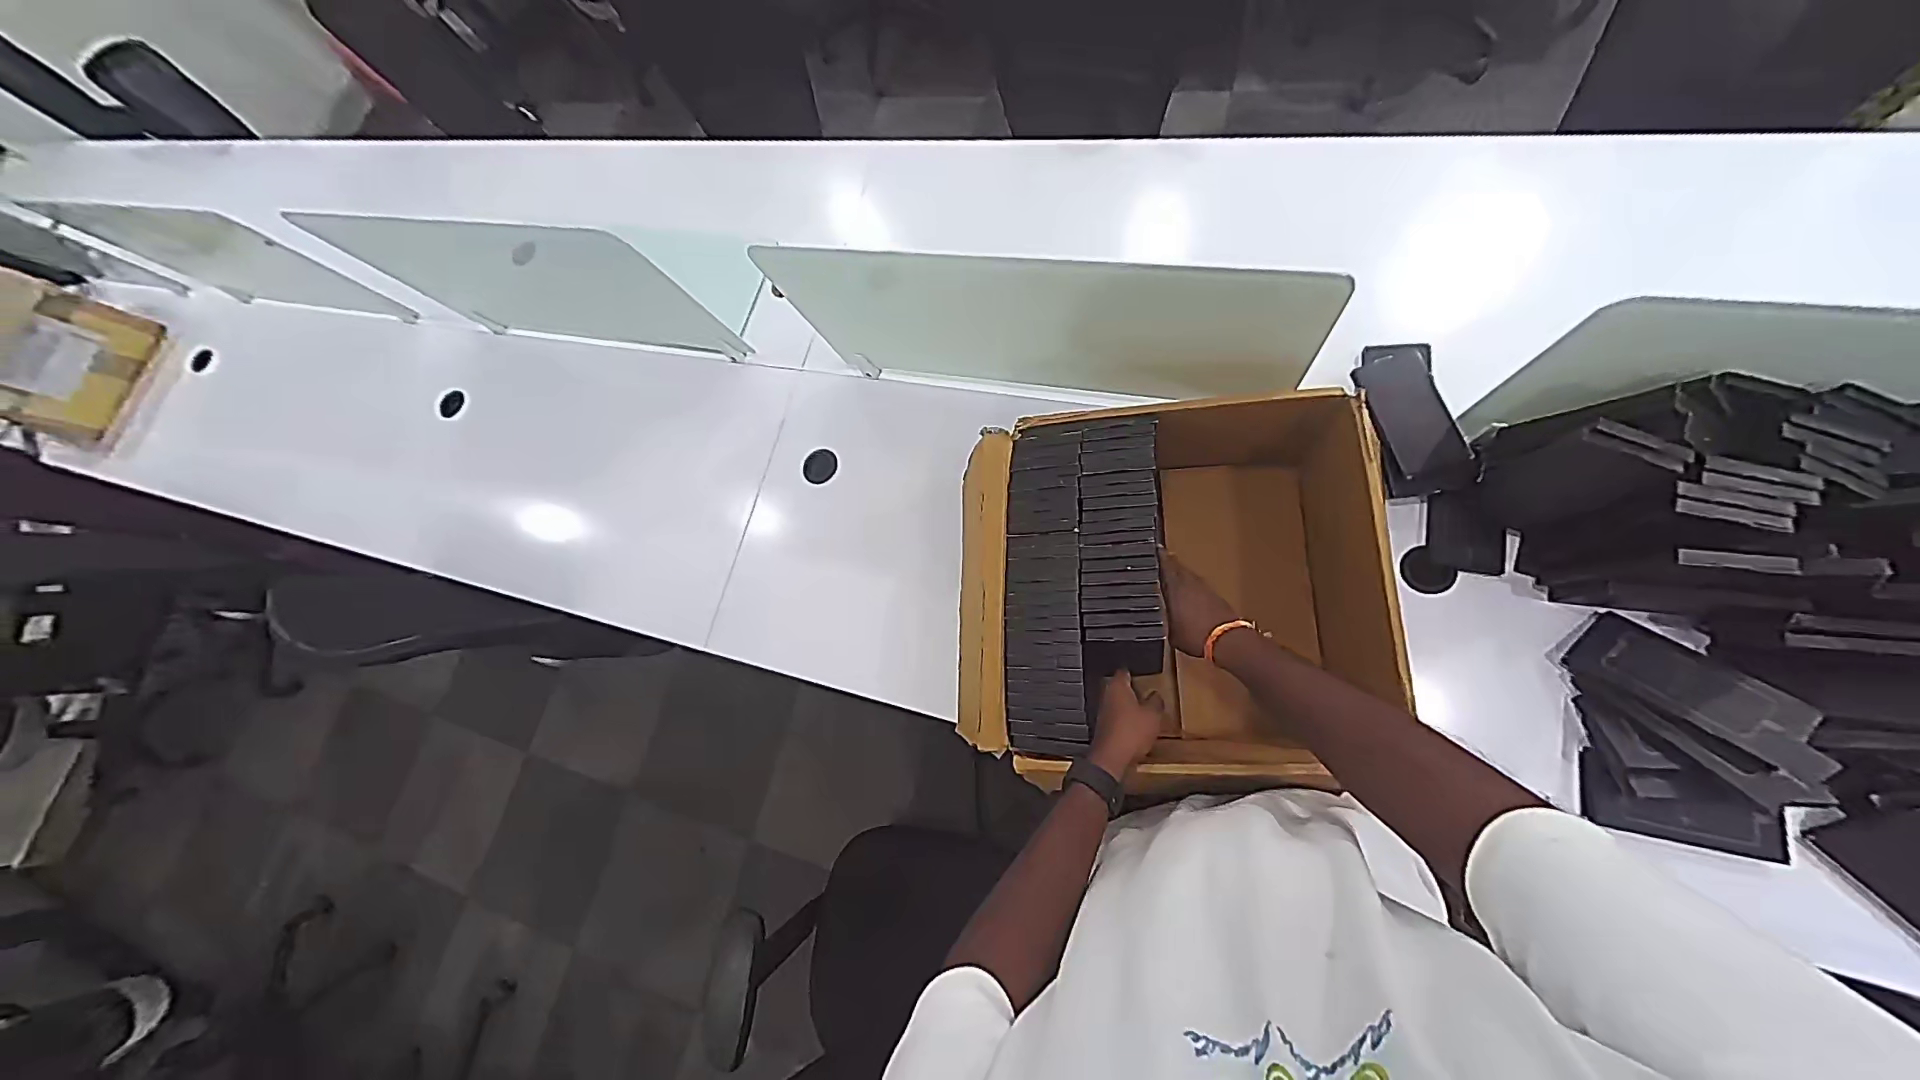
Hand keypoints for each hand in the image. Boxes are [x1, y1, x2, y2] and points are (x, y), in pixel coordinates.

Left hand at [1089, 671, 1165, 775]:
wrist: (1112, 758)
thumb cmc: (1132, 731)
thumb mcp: (1153, 715)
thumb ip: (1155, 702)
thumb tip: (1155, 695)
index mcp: (1117, 686)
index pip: (1124, 672)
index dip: (1135, 672)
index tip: (1145, 675)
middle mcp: (1107, 696)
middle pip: (1120, 688)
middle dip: (1133, 690)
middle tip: (1149, 693)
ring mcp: (1103, 712)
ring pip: (1118, 703)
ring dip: (1130, 706)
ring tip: (1146, 710)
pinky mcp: (1104, 727)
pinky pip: (1117, 718)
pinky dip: (1126, 720)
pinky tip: (1137, 727)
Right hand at [1160, 548, 1239, 656]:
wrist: (1227, 640)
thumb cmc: (1194, 635)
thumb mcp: (1169, 631)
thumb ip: (1163, 618)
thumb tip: (1159, 617)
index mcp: (1175, 586)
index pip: (1165, 565)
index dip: (1160, 557)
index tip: (1156, 549)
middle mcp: (1190, 583)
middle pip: (1179, 567)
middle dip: (1171, 563)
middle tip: (1163, 559)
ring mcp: (1205, 588)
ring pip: (1190, 576)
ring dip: (1183, 574)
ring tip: (1174, 576)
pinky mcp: (1217, 597)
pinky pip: (1200, 586)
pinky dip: (1193, 587)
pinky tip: (1190, 594)